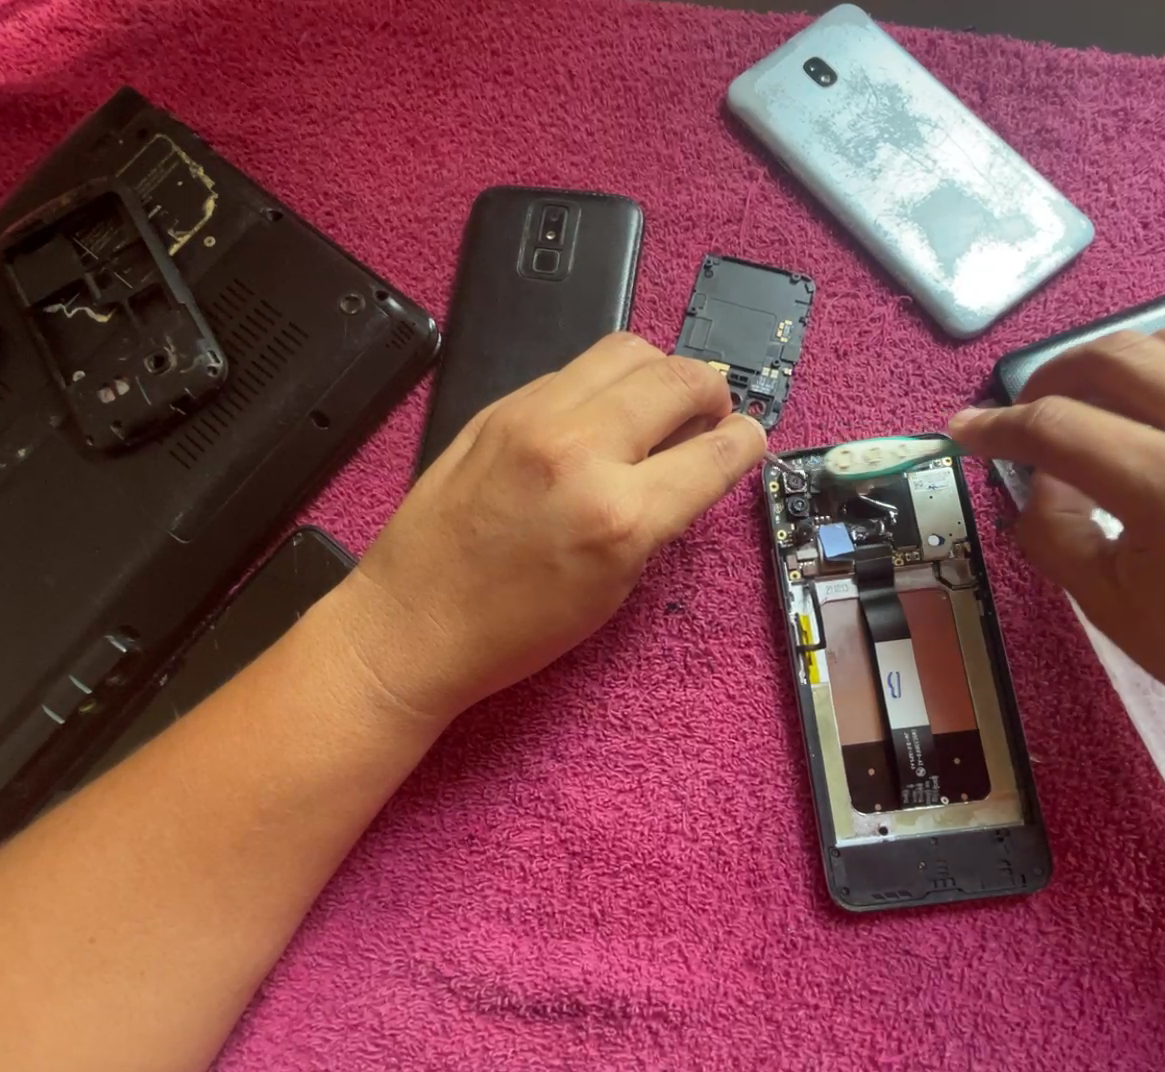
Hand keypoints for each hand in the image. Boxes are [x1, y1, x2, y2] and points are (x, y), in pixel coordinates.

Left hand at [340, 332, 765, 724]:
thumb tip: (691, 461)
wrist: (414, 621)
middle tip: (711, 414)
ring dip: (662, 371)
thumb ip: (660, 514)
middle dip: (714, 391)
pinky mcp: (499, 407)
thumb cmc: (518, 628)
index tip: (749, 437)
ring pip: (627, 350)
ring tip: (660, 402)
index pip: (714, 453)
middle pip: (679, 378)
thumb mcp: (615, 585)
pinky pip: (574, 369)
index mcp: (621, 516)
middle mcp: (582, 450)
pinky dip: (607, 383)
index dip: (746, 442)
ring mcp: (534, 418)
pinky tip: (603, 412)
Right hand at [950, 325, 1164, 800]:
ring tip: (1088, 403)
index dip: (995, 425)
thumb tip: (1034, 481)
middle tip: (1025, 415)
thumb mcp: (1112, 606)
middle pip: (1114, 356)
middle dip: (1049, 378)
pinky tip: (1157, 409)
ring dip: (1113, 362)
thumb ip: (1053, 530)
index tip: (965, 429)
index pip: (1056, 427)